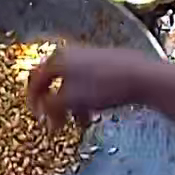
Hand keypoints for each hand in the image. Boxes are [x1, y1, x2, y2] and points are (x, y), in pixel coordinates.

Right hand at [28, 45, 172, 119]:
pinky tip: (95, 111)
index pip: (35, 78)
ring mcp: (89, 55)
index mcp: (57, 59)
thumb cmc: (103, 86)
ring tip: (81, 121)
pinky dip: (86, 97)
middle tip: (58, 121)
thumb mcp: (71, 100)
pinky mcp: (106, 61)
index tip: (36, 116)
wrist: (142, 76)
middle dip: (55, 104)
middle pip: (54, 81)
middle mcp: (70, 53)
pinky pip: (87, 81)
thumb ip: (51, 106)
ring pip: (72, 83)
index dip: (33, 99)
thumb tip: (42, 110)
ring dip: (72, 104)